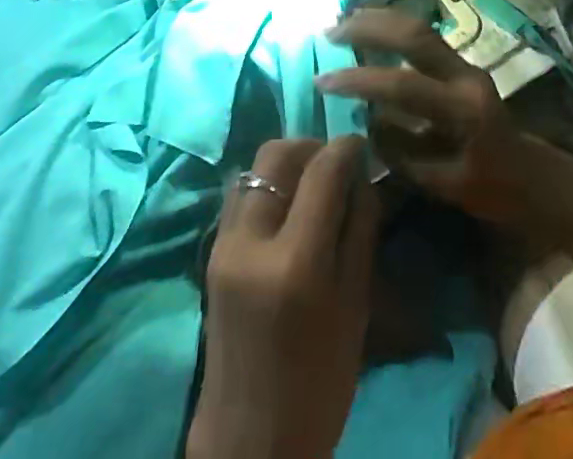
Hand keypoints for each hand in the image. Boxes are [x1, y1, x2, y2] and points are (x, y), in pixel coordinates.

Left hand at [189, 137, 380, 458]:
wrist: (252, 434)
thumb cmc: (321, 378)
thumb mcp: (356, 303)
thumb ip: (359, 231)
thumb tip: (362, 176)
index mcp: (295, 262)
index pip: (321, 172)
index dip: (346, 148)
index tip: (362, 144)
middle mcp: (250, 242)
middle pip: (276, 155)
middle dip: (311, 146)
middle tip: (337, 162)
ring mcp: (222, 245)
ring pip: (252, 170)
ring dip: (286, 164)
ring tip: (314, 183)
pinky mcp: (210, 253)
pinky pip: (240, 197)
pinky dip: (267, 186)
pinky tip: (289, 207)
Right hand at [316, 10, 531, 225]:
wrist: (534, 177)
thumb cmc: (492, 190)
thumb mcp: (441, 184)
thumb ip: (400, 152)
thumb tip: (364, 120)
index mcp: (463, 110)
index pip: (403, 86)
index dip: (359, 81)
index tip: (323, 82)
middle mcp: (465, 77)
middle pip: (414, 36)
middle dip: (369, 29)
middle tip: (329, 32)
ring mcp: (466, 66)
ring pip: (419, 28)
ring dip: (379, 20)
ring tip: (342, 21)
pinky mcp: (461, 66)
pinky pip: (423, 39)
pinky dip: (392, 29)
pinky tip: (368, 30)